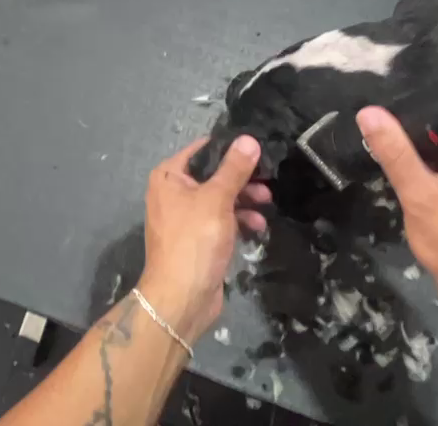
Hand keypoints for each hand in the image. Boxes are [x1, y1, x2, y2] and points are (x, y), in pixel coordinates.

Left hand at [139, 136, 270, 343]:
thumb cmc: (194, 240)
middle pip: (213, 174)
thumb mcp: (216, 199)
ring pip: (219, 198)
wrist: (181, 299)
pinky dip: (238, 219)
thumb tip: (249, 139)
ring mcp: (185, 216)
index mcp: (169, 175)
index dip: (229, 148)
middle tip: (268, 181)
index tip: (258, 148)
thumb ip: (234, 169)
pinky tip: (257, 226)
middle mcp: (173, 191)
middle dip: (241, 178)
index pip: (203, 150)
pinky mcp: (198, 238)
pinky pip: (220, 219)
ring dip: (243, 199)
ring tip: (267, 202)